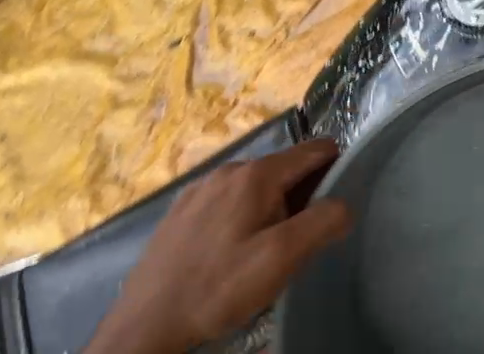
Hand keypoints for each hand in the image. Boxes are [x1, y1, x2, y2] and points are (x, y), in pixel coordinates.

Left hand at [88, 139, 350, 353]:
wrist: (139, 334)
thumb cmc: (217, 289)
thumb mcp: (284, 256)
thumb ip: (326, 219)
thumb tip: (344, 205)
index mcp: (256, 173)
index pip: (319, 149)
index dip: (336, 172)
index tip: (331, 209)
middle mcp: (226, 170)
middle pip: (287, 168)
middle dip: (302, 196)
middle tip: (294, 239)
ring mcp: (197, 191)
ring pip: (257, 186)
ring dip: (272, 208)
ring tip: (262, 249)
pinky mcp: (177, 214)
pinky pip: (228, 201)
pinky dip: (241, 217)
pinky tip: (229, 253)